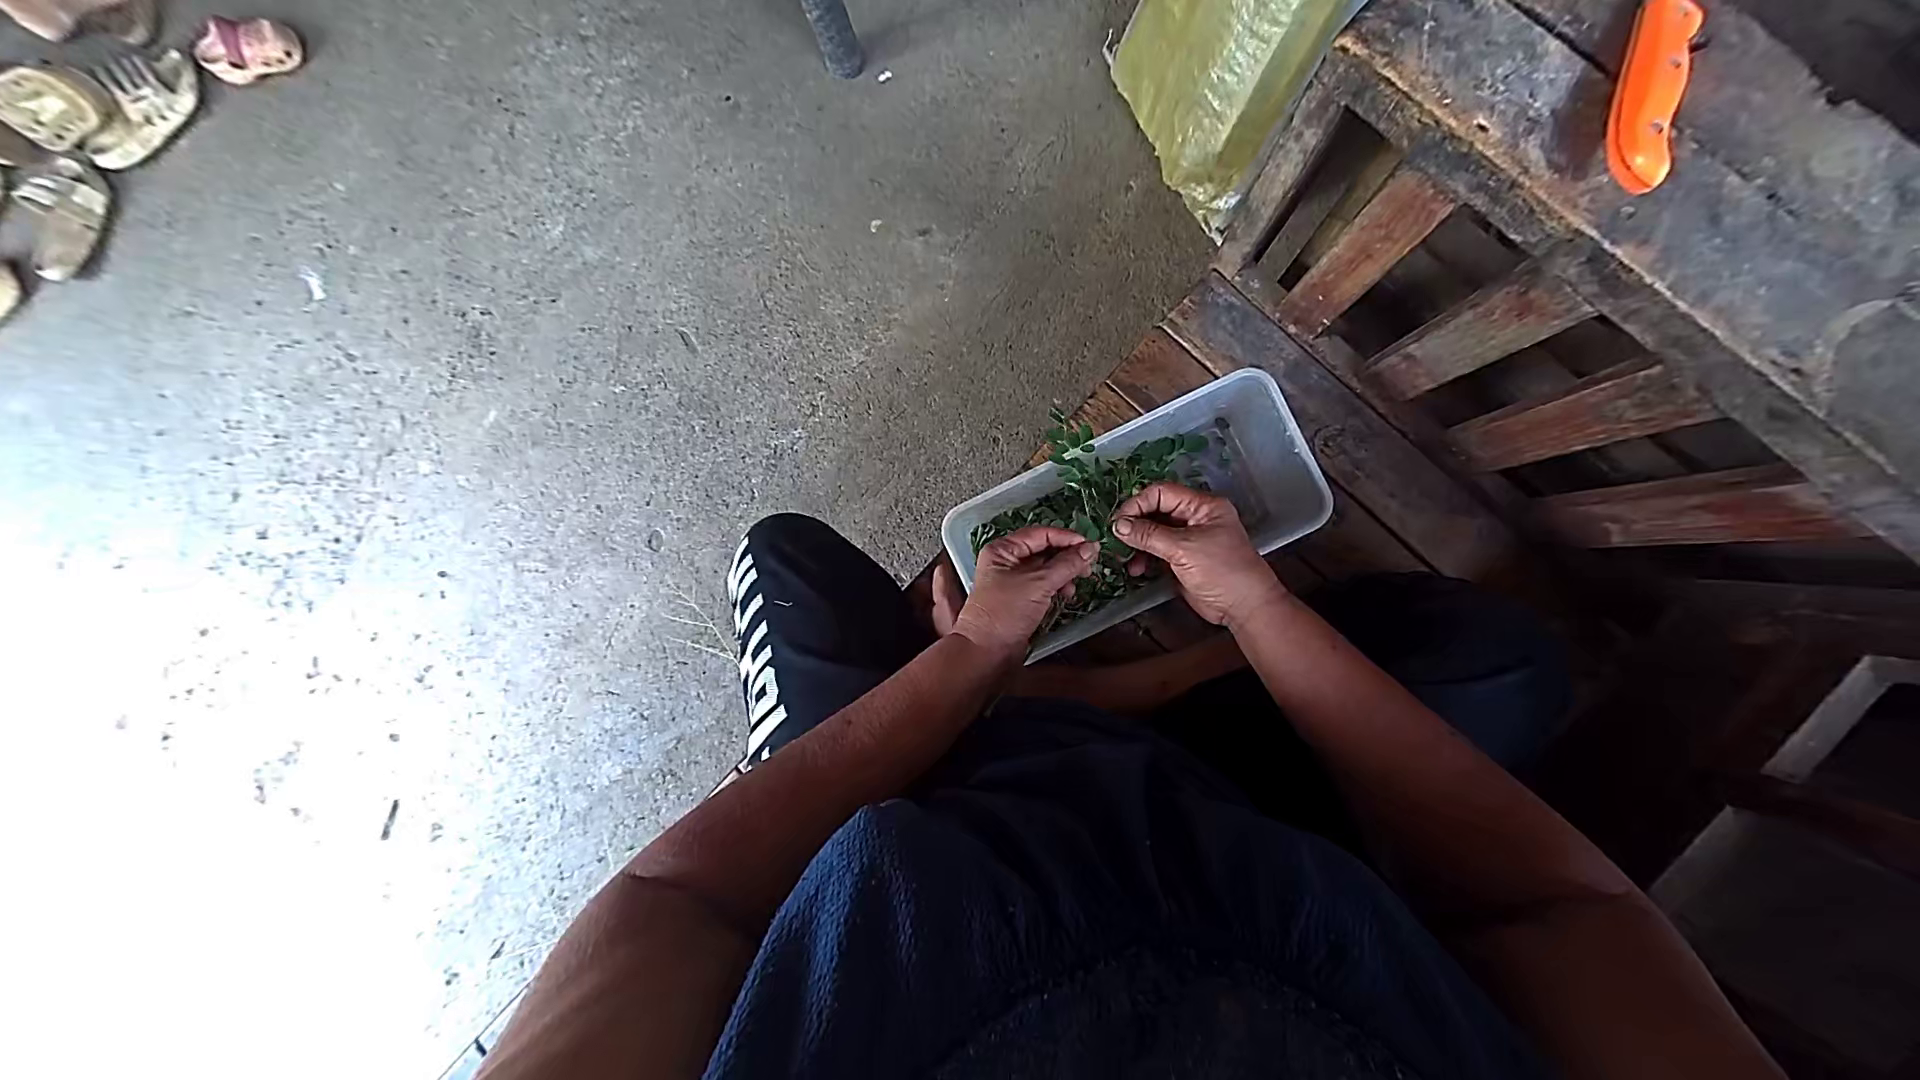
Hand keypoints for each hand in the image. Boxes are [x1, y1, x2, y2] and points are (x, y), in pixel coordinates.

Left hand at [941, 526, 1096, 659]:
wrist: (987, 650)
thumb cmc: (1006, 612)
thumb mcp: (1039, 583)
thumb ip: (1067, 564)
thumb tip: (1090, 548)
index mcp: (1003, 549)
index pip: (1040, 534)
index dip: (1066, 537)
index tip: (1090, 544)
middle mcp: (1007, 561)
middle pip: (1044, 549)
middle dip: (1068, 556)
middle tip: (1089, 564)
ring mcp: (1013, 579)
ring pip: (1046, 567)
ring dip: (1065, 572)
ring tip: (1078, 581)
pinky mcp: (1021, 597)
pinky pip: (1044, 584)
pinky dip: (1058, 586)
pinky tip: (1067, 593)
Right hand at [1111, 482, 1284, 626]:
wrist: (1244, 607)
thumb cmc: (1222, 571)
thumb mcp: (1184, 549)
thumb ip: (1149, 535)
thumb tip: (1118, 525)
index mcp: (1201, 506)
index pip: (1162, 493)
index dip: (1137, 504)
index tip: (1118, 522)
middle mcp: (1193, 518)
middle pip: (1154, 511)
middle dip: (1134, 524)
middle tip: (1115, 539)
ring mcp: (1186, 539)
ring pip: (1152, 532)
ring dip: (1135, 543)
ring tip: (1124, 557)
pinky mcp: (1180, 559)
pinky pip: (1155, 551)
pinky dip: (1142, 558)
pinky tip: (1136, 569)